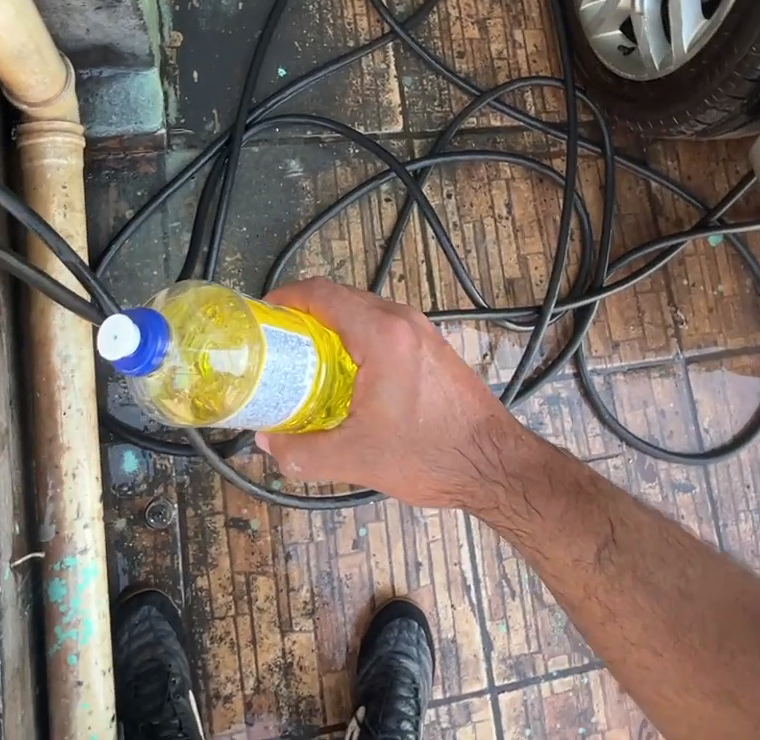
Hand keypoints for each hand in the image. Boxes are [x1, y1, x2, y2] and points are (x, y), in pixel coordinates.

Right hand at [256, 278, 531, 508]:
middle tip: (276, 344)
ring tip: (303, 361)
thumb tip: (268, 442)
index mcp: (381, 334)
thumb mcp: (356, 459)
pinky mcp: (431, 347)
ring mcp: (421, 331)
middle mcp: (402, 321)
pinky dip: (355, 338)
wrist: (496, 465)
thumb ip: (302, 451)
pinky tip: (343, 376)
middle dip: (303, 315)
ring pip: (363, 311)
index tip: (262, 315)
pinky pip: (382, 327)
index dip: (285, 298)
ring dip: (330, 327)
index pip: (321, 293)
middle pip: (340, 298)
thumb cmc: (430, 455)